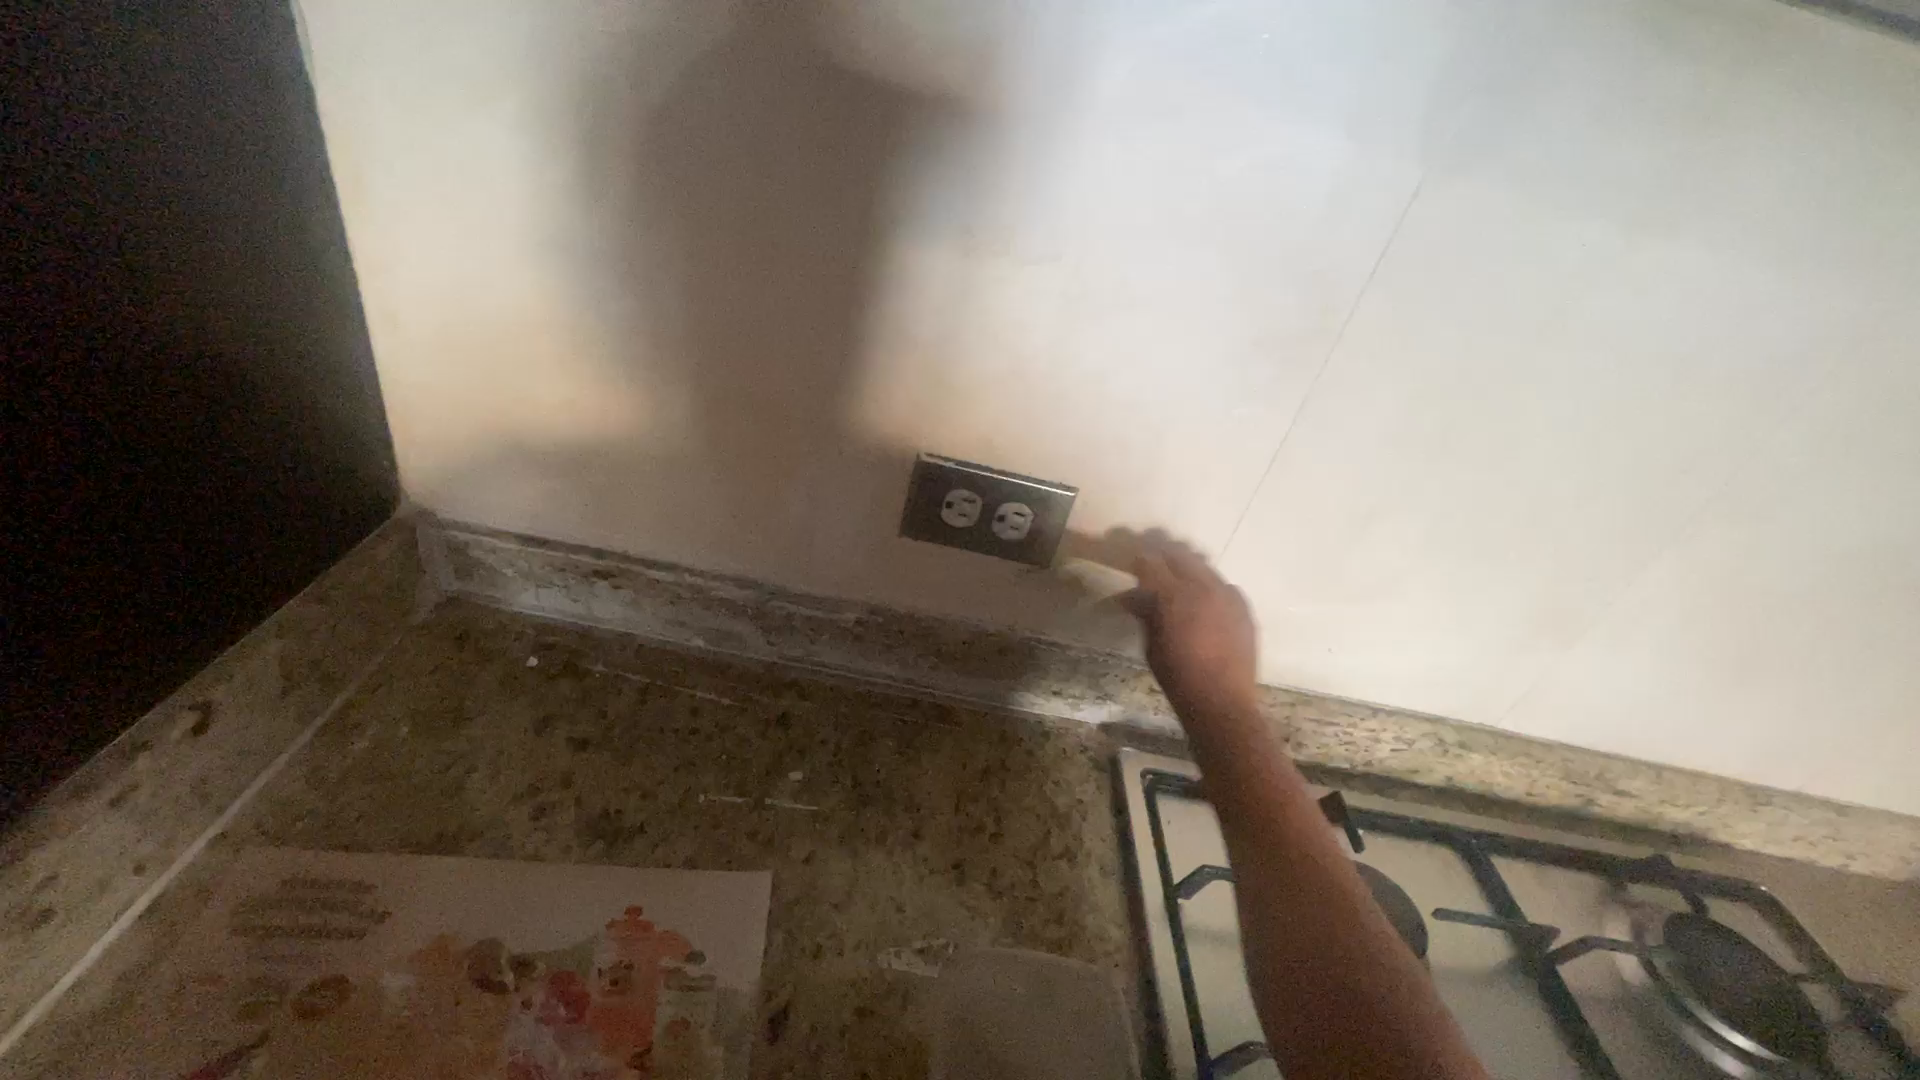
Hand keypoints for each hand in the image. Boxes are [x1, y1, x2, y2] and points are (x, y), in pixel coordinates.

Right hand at [1122, 540, 1259, 719]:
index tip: (1132, 564)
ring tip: (1178, 582)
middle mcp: (1203, 586)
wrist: (1222, 702)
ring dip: (1188, 569)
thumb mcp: (1151, 645)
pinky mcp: (1244, 607)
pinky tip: (1203, 602)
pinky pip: (1223, 586)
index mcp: (1174, 595)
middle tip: (1153, 567)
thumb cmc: (1177, 677)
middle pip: (1180, 556)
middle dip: (1163, 558)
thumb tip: (1131, 597)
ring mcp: (1228, 595)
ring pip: (1204, 567)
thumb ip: (1145, 614)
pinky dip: (1209, 587)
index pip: (1151, 563)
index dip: (1139, 561)